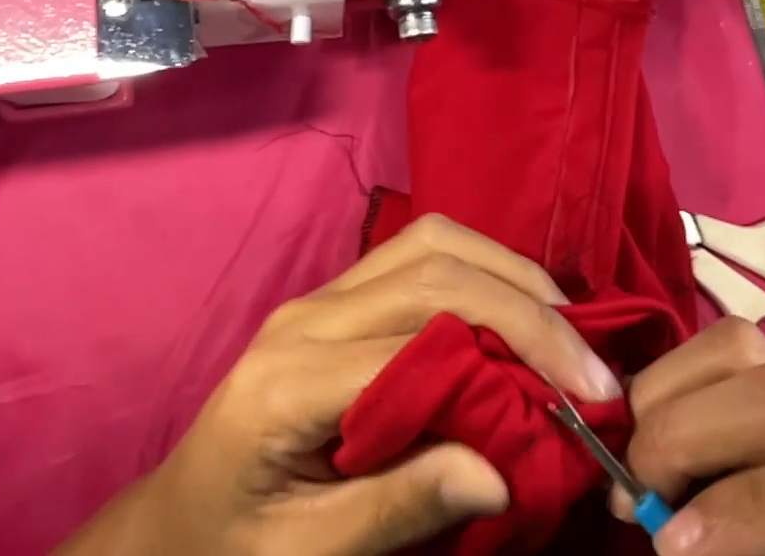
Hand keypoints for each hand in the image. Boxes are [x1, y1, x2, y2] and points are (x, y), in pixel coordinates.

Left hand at [57, 214, 621, 555]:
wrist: (171, 526)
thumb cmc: (234, 548)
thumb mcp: (309, 555)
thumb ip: (400, 507)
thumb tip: (503, 472)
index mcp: (292, 378)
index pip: (424, 332)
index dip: (517, 348)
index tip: (588, 396)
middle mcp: (308, 314)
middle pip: (434, 267)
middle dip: (527, 305)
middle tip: (592, 366)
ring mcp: (321, 296)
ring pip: (431, 241)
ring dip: (508, 272)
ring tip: (564, 329)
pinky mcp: (337, 297)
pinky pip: (419, 255)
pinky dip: (481, 271)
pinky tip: (514, 313)